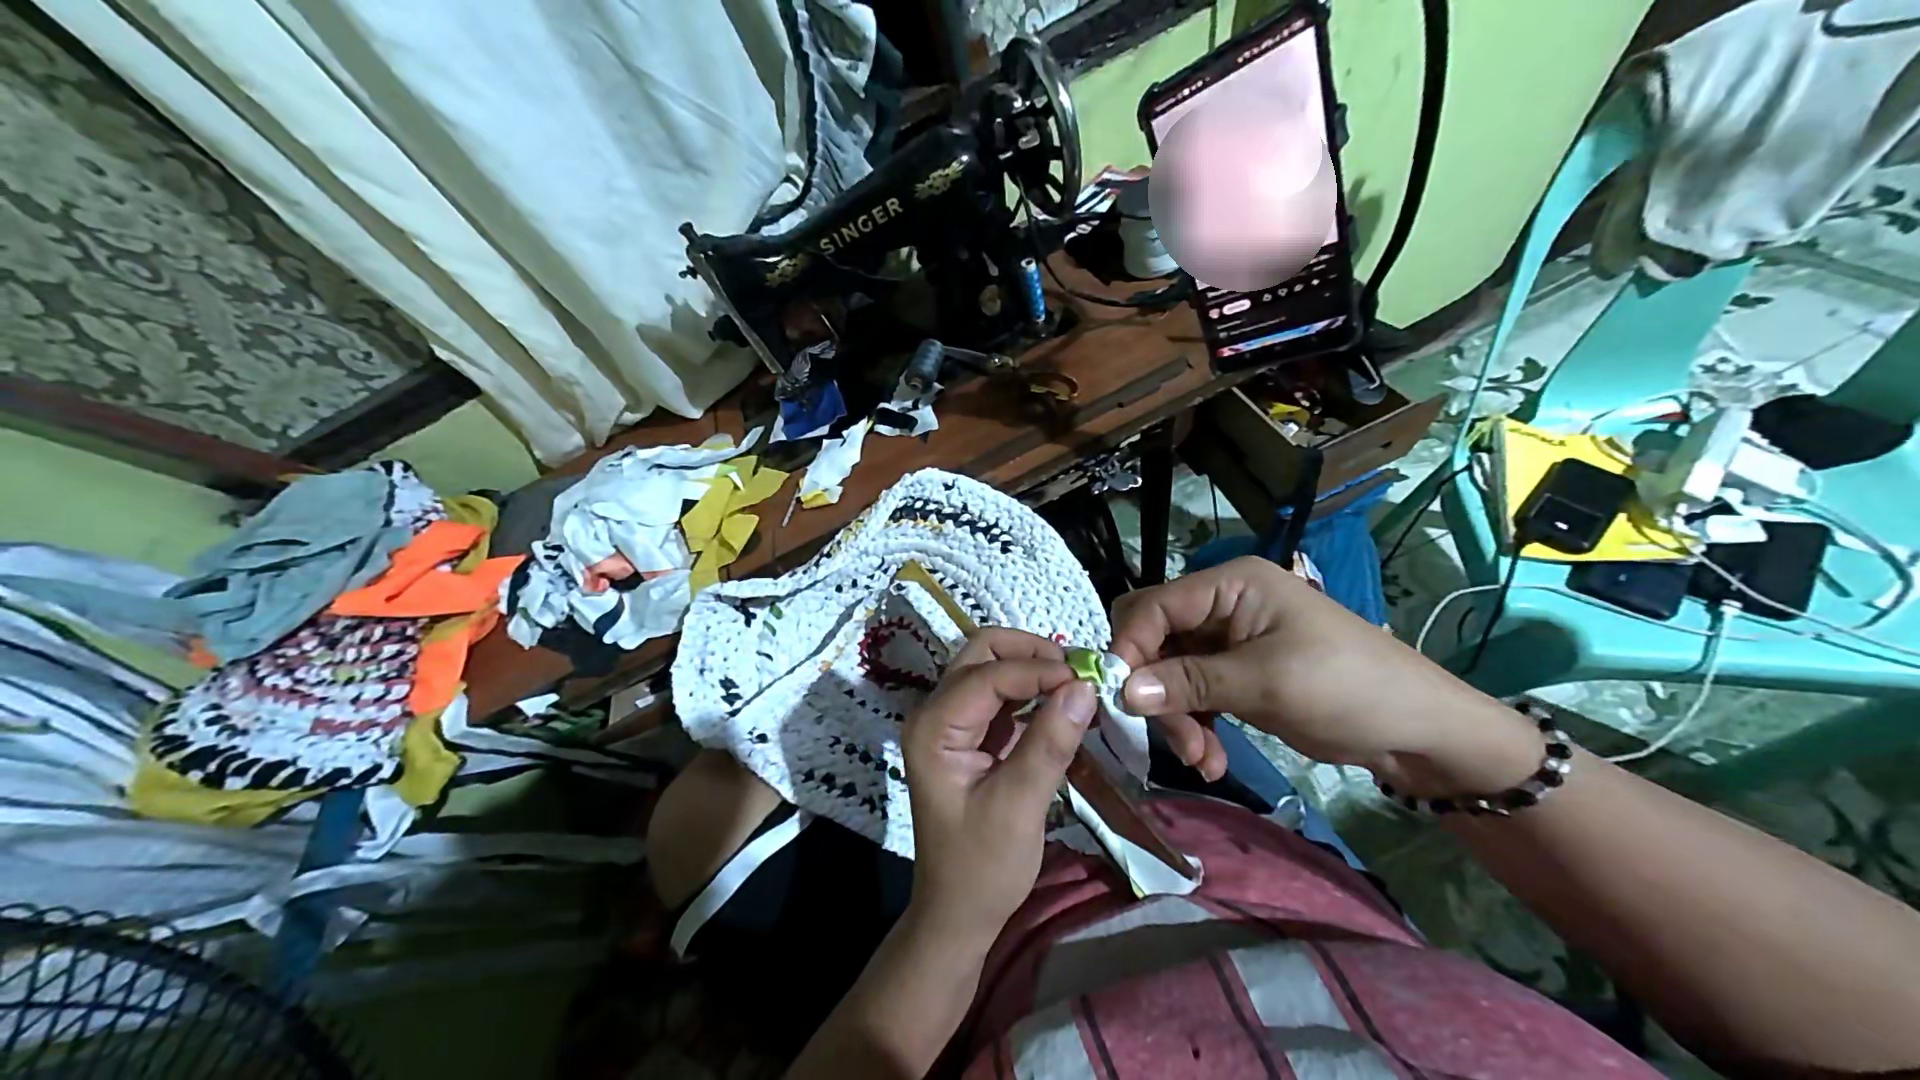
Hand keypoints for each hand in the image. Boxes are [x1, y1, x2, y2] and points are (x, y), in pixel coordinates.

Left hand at [901, 629, 1095, 940]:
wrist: (958, 912)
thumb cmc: (982, 866)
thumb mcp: (1019, 806)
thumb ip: (1049, 743)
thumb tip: (1084, 687)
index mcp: (934, 728)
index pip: (987, 675)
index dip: (1037, 670)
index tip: (1086, 680)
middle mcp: (935, 713)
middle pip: (981, 653)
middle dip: (1029, 652)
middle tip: (1076, 670)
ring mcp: (950, 722)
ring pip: (991, 667)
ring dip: (1032, 667)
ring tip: (1076, 683)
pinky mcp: (969, 735)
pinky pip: (1000, 694)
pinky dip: (1030, 690)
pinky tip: (1061, 703)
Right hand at [1111, 556, 1538, 794]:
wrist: (1421, 731)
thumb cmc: (1348, 688)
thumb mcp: (1265, 683)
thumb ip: (1189, 682)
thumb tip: (1121, 691)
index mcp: (1230, 584)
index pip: (1153, 606)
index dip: (1129, 648)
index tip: (1120, 699)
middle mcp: (1221, 604)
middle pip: (1155, 639)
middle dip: (1152, 688)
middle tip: (1166, 735)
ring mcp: (1227, 640)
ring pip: (1169, 672)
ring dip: (1176, 717)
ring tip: (1200, 760)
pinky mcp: (1236, 673)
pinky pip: (1193, 694)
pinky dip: (1195, 725)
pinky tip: (1210, 760)